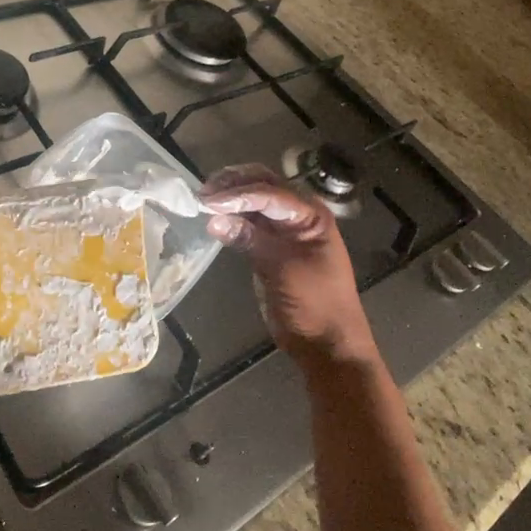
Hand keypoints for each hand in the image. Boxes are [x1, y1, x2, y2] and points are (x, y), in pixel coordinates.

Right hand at [202, 165, 379, 371]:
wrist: (327, 346)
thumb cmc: (315, 305)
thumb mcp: (283, 269)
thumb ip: (250, 240)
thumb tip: (213, 219)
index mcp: (311, 216)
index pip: (270, 193)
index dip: (238, 194)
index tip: (208, 201)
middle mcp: (299, 216)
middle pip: (263, 185)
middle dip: (234, 184)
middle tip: (204, 191)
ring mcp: (285, 231)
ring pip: (254, 200)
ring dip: (230, 197)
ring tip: (203, 200)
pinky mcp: (271, 247)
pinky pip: (250, 222)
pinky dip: (232, 216)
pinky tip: (213, 218)